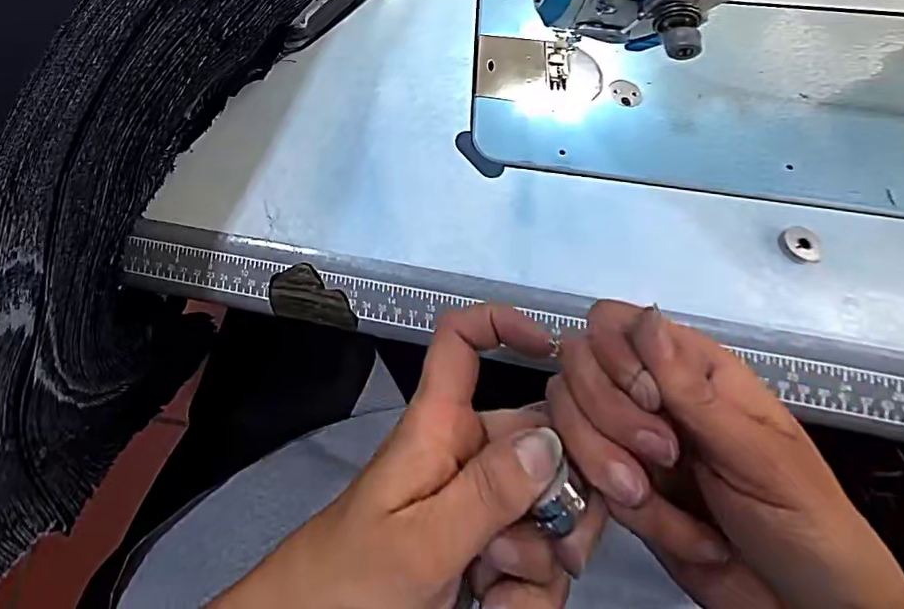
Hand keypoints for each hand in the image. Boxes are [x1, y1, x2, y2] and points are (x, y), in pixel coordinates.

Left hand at [214, 304, 606, 608]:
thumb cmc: (347, 582)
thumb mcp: (418, 541)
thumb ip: (486, 492)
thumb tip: (548, 442)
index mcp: (437, 425)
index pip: (461, 342)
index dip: (500, 322)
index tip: (550, 346)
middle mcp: (466, 455)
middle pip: (538, 440)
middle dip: (556, 496)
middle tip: (550, 542)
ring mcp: (479, 506)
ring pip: (547, 508)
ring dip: (541, 557)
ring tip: (496, 584)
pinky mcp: (487, 551)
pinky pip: (539, 559)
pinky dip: (529, 591)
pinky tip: (496, 604)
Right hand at [547, 301, 903, 608]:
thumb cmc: (806, 519)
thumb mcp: (759, 454)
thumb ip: (693, 390)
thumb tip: (647, 318)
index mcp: (690, 366)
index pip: (613, 323)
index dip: (615, 354)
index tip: (652, 402)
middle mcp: (649, 392)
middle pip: (578, 365)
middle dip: (609, 416)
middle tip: (665, 457)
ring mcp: (628, 439)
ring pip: (568, 418)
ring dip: (607, 465)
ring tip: (657, 500)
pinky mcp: (618, 488)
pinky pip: (582, 479)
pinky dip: (620, 513)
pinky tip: (679, 535)